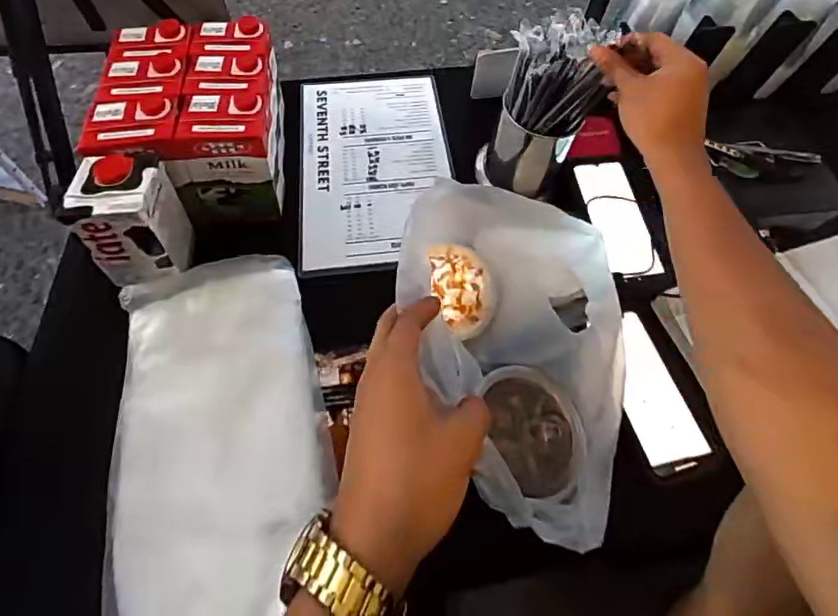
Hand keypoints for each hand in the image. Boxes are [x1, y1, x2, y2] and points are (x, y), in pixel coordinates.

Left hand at [328, 297, 488, 595]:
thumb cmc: (417, 477)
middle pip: (382, 335)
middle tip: (426, 312)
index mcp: (393, 370)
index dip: (420, 309)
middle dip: (401, 318)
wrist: (372, 536)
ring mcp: (362, 406)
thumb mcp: (462, 443)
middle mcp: (372, 380)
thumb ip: (475, 411)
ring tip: (428, 350)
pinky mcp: (362, 430)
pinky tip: (419, 393)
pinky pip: (379, 384)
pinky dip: (396, 372)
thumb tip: (473, 402)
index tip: (436, 301)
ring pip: (378, 360)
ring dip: (398, 347)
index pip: (404, 325)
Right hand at [590, 32, 708, 176]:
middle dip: (629, 59)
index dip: (628, 41)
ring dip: (634, 74)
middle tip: (606, 67)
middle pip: (656, 54)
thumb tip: (595, 48)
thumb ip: (613, 65)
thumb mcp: (629, 89)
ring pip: (658, 71)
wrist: (674, 158)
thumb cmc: (652, 119)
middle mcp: (691, 69)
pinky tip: (622, 95)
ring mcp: (691, 87)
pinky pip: (664, 85)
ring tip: (610, 82)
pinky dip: (645, 86)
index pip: (653, 39)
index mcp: (682, 61)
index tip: (607, 51)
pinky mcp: (685, 102)